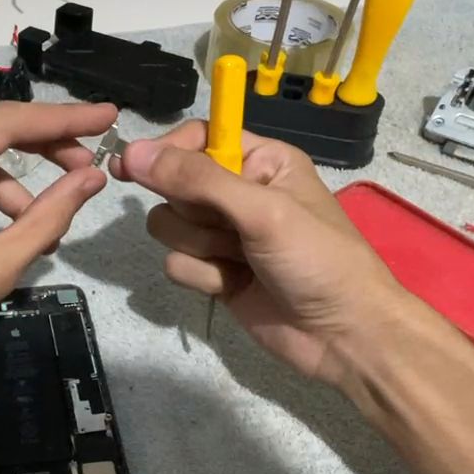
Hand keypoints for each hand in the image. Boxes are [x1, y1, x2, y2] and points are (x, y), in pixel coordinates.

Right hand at [115, 121, 422, 385]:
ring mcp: (222, 236)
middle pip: (173, 186)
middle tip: (229, 229)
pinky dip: (203, 277)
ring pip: (168, 227)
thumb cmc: (316, 260)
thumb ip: (196, 180)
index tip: (133, 165)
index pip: (196, 138)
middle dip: (193, 213)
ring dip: (200, 248)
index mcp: (260, 162)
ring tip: (240, 262)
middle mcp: (237, 193)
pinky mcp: (212, 273)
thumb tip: (132, 152)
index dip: (166, 152)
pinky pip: (176, 265)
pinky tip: (235, 286)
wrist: (341, 334)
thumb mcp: (262, 210)